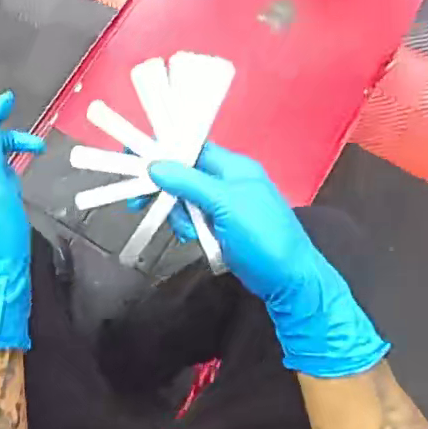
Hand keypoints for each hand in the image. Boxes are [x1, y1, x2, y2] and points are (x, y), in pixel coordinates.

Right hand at [149, 143, 387, 376]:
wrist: (290, 281)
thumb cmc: (264, 237)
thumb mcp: (225, 205)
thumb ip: (189, 183)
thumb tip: (156, 164)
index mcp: (234, 167)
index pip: (192, 147)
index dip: (164, 151)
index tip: (137, 161)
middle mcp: (229, 181)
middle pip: (184, 174)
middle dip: (168, 191)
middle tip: (142, 204)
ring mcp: (226, 205)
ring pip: (186, 199)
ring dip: (179, 214)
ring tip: (189, 232)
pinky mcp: (223, 227)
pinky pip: (195, 218)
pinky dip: (189, 227)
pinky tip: (194, 239)